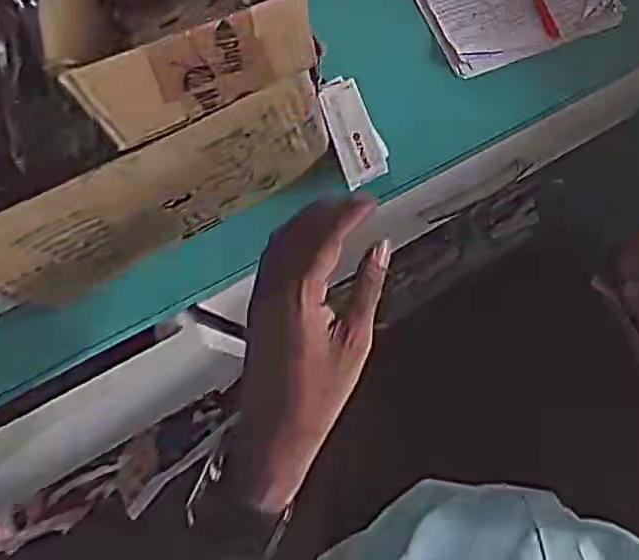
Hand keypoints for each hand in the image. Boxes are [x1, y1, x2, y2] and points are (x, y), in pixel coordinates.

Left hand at [227, 196, 389, 513]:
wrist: (273, 435)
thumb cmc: (319, 394)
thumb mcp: (356, 341)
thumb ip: (368, 287)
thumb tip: (381, 247)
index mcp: (300, 295)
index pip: (326, 238)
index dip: (349, 214)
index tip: (371, 202)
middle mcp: (275, 288)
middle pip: (300, 231)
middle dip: (330, 209)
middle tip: (359, 202)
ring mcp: (261, 295)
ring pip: (282, 239)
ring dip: (310, 218)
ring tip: (339, 210)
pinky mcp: (257, 304)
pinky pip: (273, 255)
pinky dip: (294, 235)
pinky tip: (310, 235)